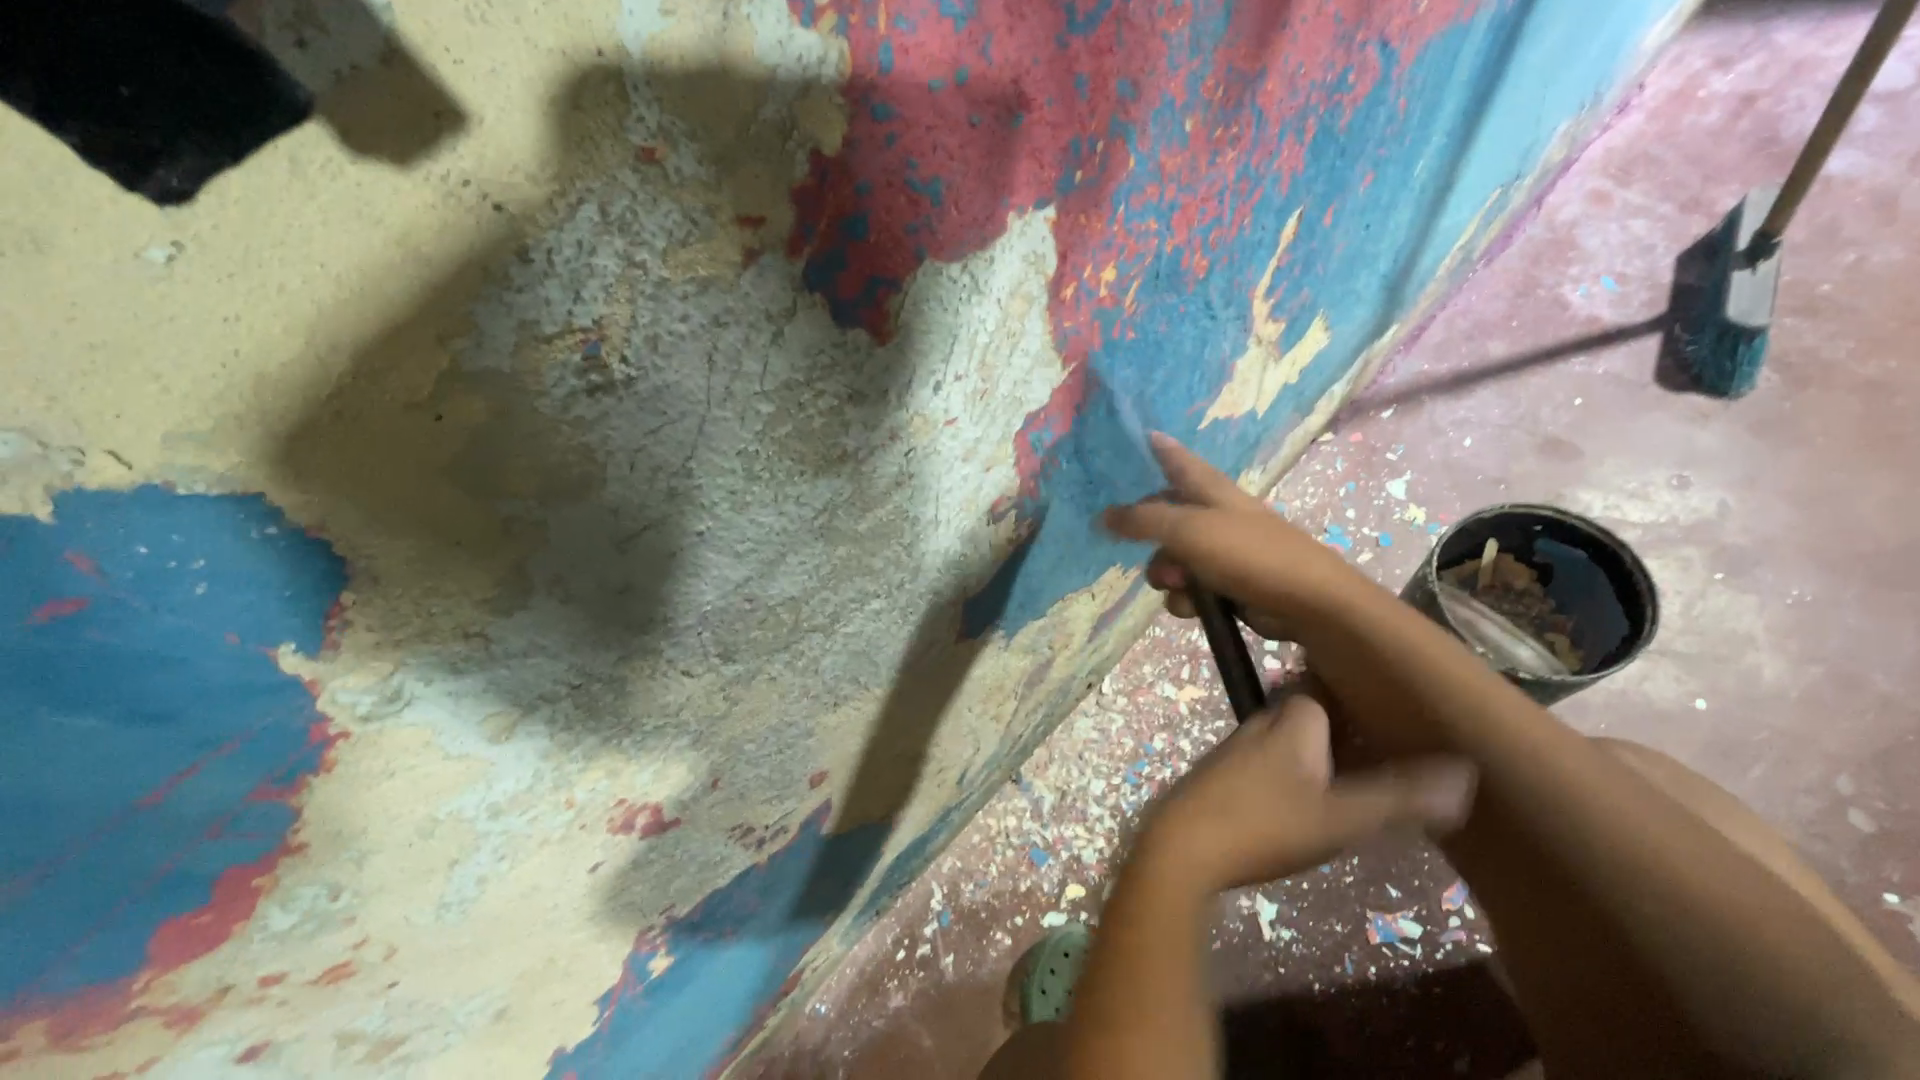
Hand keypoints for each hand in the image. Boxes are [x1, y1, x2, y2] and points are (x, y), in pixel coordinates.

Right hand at [1103, 433, 1351, 641]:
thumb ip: (1143, 520)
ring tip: (1183, 586)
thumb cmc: (1248, 553)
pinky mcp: (1225, 586)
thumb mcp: (1188, 530)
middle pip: (1161, 518)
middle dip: (1148, 539)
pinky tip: (1197, 608)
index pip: (1176, 459)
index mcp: (1210, 489)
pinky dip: (1186, 599)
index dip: (1154, 449)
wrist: (1305, 603)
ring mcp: (1220, 552)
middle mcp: (1213, 515)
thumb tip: (1103, 515)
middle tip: (1148, 550)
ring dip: (1167, 576)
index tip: (1131, 439)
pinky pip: (1187, 589)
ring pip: (1169, 559)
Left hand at [1134, 691, 1477, 892]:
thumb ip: (1400, 797)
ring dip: (1317, 751)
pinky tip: (1303, 801)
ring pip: (1287, 738)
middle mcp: (1261, 723)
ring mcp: (1236, 750)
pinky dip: (1290, 773)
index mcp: (1292, 719)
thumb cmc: (1263, 826)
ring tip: (1355, 775)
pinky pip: (1266, 763)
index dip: (1356, 687)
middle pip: (1309, 711)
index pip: (1326, 682)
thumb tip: (1469, 774)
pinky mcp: (1219, 778)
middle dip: (1343, 723)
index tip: (1390, 701)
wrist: (1178, 850)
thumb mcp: (1341, 817)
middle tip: (1384, 746)